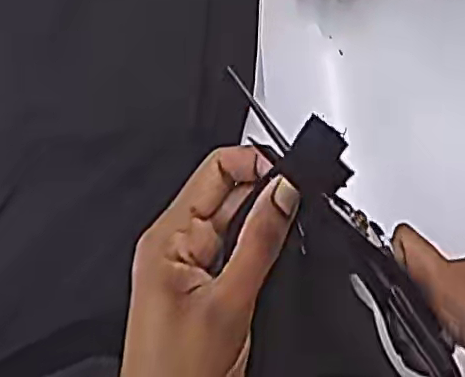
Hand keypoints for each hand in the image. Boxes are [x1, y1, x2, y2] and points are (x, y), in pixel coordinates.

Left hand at [122, 147, 299, 376]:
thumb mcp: (229, 303)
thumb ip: (260, 240)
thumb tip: (285, 190)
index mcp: (167, 235)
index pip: (215, 167)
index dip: (254, 162)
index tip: (288, 177)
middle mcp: (173, 242)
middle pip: (227, 189)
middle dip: (264, 189)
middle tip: (296, 200)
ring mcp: (186, 263)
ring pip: (234, 216)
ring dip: (263, 215)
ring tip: (289, 224)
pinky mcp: (200, 283)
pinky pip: (233, 244)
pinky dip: (257, 242)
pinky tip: (273, 250)